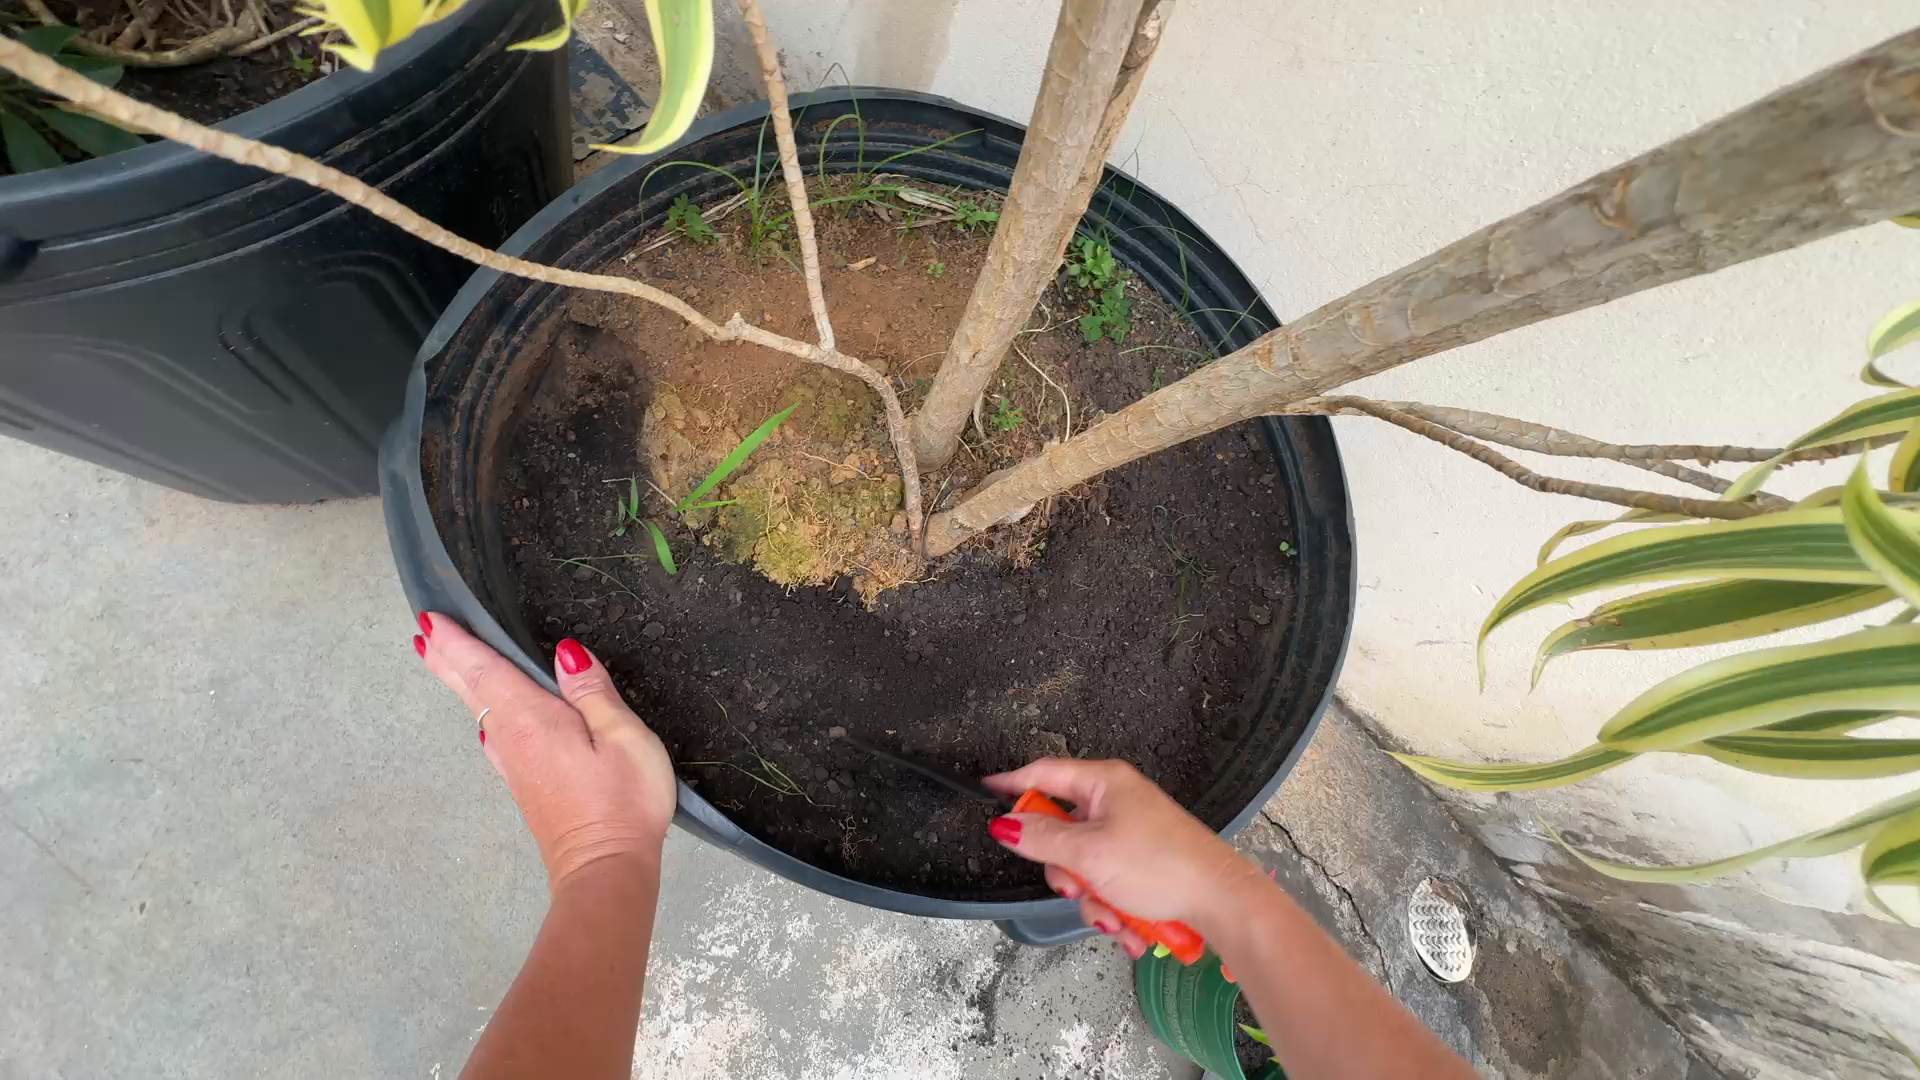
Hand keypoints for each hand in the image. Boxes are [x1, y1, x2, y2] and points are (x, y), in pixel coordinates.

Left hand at [414, 613, 675, 890]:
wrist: (608, 868)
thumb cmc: (623, 799)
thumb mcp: (623, 735)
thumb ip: (593, 692)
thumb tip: (565, 654)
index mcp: (533, 722)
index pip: (487, 673)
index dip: (460, 645)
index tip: (431, 619)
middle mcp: (513, 741)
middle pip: (474, 693)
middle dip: (448, 661)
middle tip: (423, 634)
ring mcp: (516, 766)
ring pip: (481, 713)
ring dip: (463, 683)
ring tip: (449, 661)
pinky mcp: (527, 783)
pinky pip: (497, 732)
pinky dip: (485, 710)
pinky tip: (490, 718)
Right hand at [982, 758, 1265, 955]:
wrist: (1222, 902)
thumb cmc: (1162, 864)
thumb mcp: (1090, 852)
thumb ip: (1042, 837)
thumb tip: (1005, 823)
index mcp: (1102, 782)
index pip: (1043, 773)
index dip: (1011, 783)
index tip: (985, 791)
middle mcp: (1115, 800)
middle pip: (1061, 828)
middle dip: (1064, 869)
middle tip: (1075, 886)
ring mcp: (1129, 830)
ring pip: (1083, 863)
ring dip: (1091, 897)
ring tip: (1113, 917)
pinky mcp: (1142, 859)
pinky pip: (1107, 880)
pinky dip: (1111, 906)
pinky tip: (1129, 926)